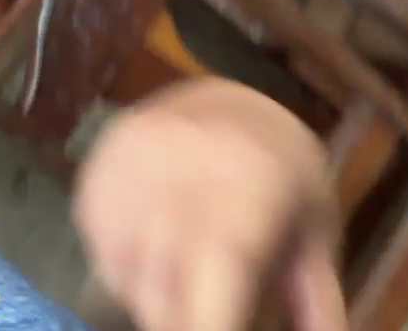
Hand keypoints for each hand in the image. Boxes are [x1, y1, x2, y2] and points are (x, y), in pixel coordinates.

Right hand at [73, 79, 346, 330]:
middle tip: (190, 323)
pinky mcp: (103, 148)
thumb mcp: (315, 232)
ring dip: (137, 290)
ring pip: (116, 247)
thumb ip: (315, 301)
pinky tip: (136, 266)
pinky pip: (91, 220)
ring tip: (166, 300)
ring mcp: (133, 148)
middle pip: (158, 263)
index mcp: (249, 178)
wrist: (232, 99)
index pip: (215, 257)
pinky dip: (109, 255)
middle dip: (169, 316)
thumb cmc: (284, 172)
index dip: (204, 316)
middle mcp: (182, 156)